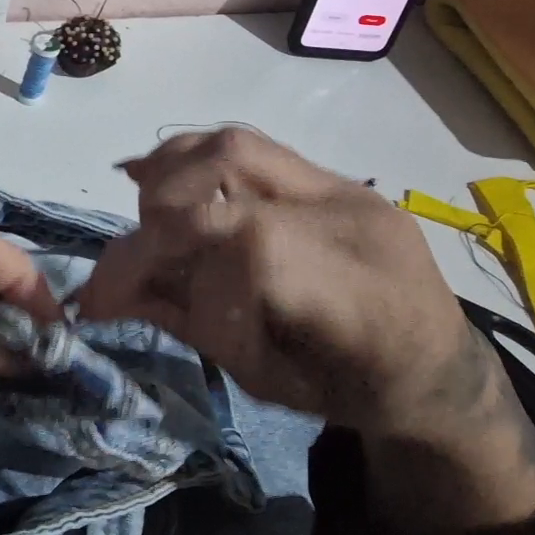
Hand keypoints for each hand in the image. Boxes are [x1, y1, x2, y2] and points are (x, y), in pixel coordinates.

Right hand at [80, 128, 534, 532]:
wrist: (434, 369)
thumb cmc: (348, 390)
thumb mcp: (261, 377)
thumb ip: (183, 322)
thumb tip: (99, 296)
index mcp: (354, 294)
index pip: (239, 243)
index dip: (158, 262)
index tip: (107, 301)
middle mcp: (351, 222)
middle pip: (230, 172)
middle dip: (159, 212)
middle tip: (132, 257)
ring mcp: (343, 188)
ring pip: (234, 144)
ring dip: (169, 172)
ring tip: (143, 213)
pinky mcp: (329, 177)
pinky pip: (247, 147)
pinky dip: (191, 160)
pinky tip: (162, 184)